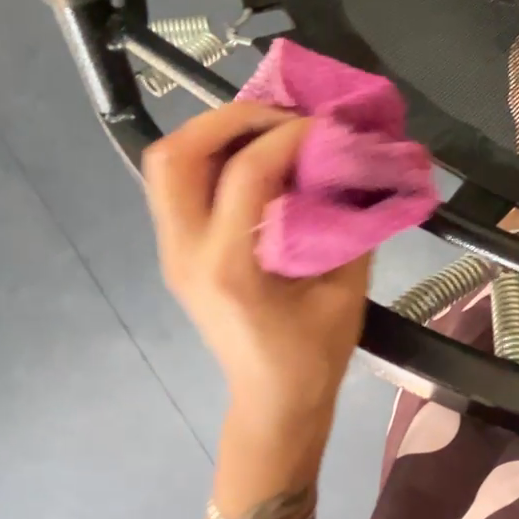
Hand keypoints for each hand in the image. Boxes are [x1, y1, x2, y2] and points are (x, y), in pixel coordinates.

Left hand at [143, 102, 371, 432]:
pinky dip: (212, 156)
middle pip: (176, 156)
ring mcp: (173, 252)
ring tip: (267, 129)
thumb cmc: (313, 355)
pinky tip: (256, 159)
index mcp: (229, 267)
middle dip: (230, 119)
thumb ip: (346, 224)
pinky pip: (179, 184)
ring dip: (214, 133)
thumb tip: (352, 167)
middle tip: (283, 117)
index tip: (327, 127)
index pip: (247, 173)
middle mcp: (186, 252)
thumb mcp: (346, 289)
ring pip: (166, 165)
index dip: (289, 136)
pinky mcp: (177, 251)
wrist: (272, 401)